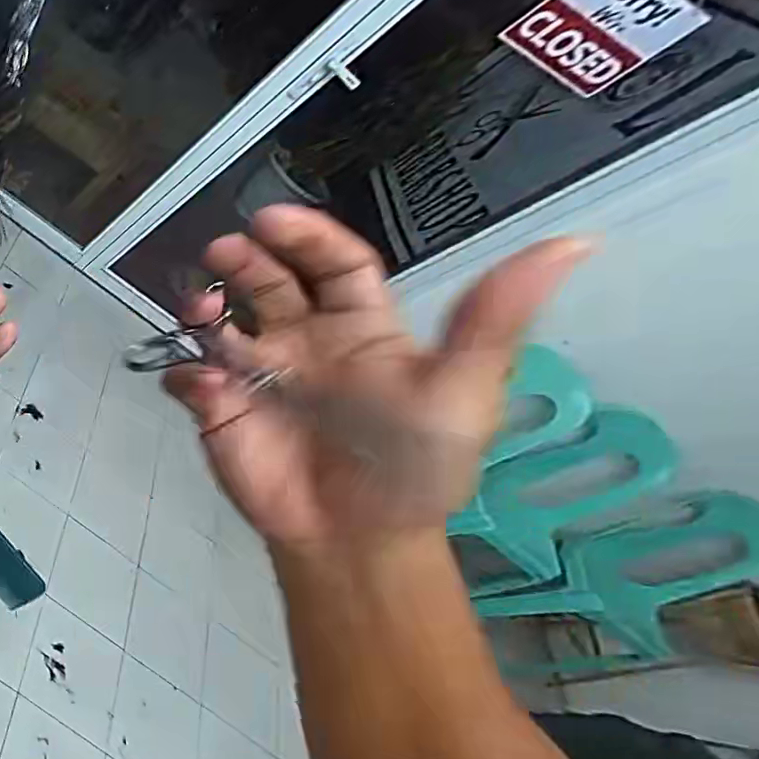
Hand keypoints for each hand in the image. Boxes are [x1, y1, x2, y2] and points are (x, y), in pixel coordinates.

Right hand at [164, 206, 589, 550]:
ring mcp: (256, 378)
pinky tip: (199, 384)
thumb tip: (572, 242)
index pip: (333, 265)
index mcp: (359, 328)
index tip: (269, 221)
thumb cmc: (413, 467)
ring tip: (199, 312)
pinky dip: (186, 376)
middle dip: (242, 262)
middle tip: (221, 251)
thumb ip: (491, 323)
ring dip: (203, 311)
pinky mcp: (220, 413)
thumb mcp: (462, 395)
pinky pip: (191, 383)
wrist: (356, 537)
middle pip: (268, 285)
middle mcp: (302, 343)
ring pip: (219, 327)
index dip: (305, 237)